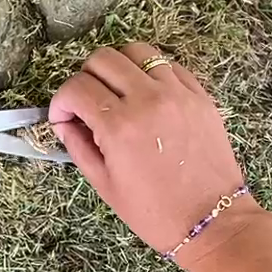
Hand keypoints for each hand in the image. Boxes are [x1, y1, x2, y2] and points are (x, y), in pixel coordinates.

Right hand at [49, 44, 250, 257]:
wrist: (211, 220)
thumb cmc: (154, 212)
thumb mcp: (105, 185)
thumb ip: (78, 146)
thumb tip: (64, 122)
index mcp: (119, 127)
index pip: (76, 88)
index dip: (61, 101)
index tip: (62, 117)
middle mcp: (147, 100)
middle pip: (103, 59)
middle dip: (85, 78)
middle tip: (86, 104)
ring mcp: (177, 93)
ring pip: (137, 52)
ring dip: (118, 66)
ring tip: (116, 93)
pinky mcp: (199, 95)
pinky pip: (168, 65)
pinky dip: (149, 73)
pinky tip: (146, 97)